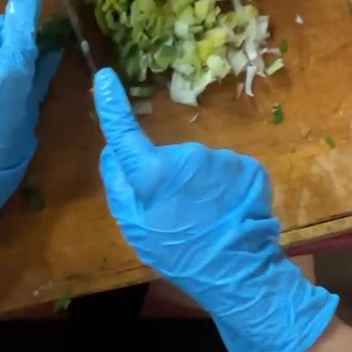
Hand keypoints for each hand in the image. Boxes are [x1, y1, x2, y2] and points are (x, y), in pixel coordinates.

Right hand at [94, 70, 337, 351]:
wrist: (239, 273)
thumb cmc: (179, 253)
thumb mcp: (134, 229)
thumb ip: (119, 186)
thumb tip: (112, 152)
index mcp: (154, 174)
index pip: (124, 133)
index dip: (111, 106)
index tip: (104, 78)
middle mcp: (187, 157)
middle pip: (165, 158)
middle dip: (167, 177)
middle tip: (176, 213)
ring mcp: (221, 160)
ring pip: (197, 166)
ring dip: (198, 186)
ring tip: (204, 218)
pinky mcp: (248, 167)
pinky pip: (223, 172)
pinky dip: (222, 189)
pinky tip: (225, 213)